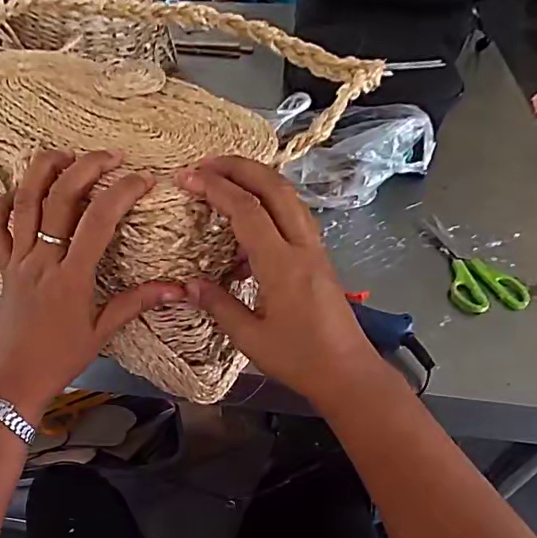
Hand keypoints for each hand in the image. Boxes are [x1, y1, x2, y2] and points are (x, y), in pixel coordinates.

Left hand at [0, 149, 185, 418]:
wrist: (16, 378)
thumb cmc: (60, 359)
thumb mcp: (102, 332)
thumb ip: (136, 303)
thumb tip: (176, 289)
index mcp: (71, 277)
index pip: (98, 220)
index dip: (122, 192)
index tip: (142, 181)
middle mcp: (42, 261)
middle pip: (60, 197)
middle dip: (86, 166)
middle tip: (110, 156)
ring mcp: (18, 261)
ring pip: (24, 202)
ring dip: (44, 170)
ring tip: (65, 153)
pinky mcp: (2, 267)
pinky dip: (4, 203)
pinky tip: (19, 189)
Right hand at [177, 156, 386, 408]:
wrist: (348, 373)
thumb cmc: (299, 359)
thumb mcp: (250, 337)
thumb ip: (218, 305)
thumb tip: (189, 284)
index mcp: (282, 266)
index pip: (247, 210)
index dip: (216, 188)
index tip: (188, 177)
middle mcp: (303, 248)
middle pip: (275, 187)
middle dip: (240, 167)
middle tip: (207, 163)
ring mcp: (315, 251)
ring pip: (289, 198)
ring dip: (257, 181)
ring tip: (225, 181)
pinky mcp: (319, 260)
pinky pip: (293, 219)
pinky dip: (269, 206)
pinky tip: (247, 227)